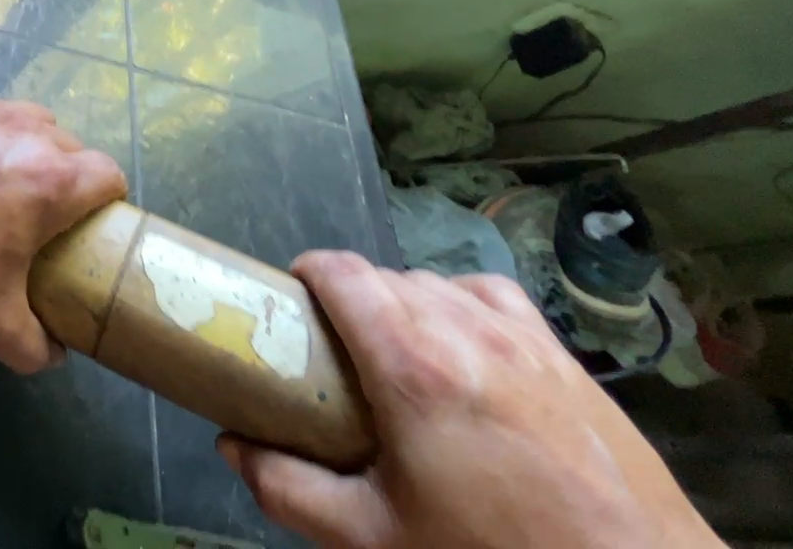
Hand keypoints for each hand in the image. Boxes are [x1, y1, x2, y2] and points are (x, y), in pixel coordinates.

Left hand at [0, 87, 126, 373]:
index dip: (106, 202)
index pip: (111, 176)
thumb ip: (35, 346)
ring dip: (23, 146)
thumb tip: (54, 354)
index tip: (84, 224)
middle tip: (33, 211)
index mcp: (52, 180)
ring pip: (26, 120)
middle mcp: (26, 130)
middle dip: (62, 176)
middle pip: (69, 147)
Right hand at [218, 252, 720, 548]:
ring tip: (395, 350)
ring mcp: (521, 337)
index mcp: (410, 363)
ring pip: (433, 280)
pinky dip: (459, 301)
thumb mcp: (373, 537)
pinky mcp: (562, 355)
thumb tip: (230, 446)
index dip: (304, 272)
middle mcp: (463, 330)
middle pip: (381, 275)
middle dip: (347, 298)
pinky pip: (491, 295)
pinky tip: (461, 340)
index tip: (290, 301)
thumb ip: (287, 487)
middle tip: (335, 349)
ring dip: (400, 299)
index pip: (340, 270)